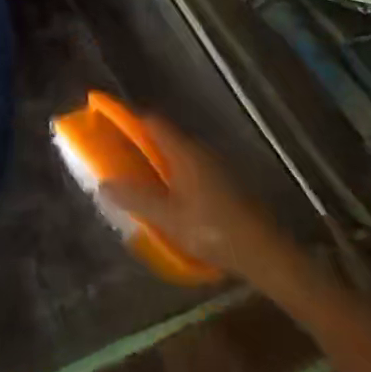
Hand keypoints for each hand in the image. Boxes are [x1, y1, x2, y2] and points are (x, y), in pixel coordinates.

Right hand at [100, 115, 305, 285]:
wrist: (266, 253)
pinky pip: (189, 165)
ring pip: (178, 151)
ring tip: (136, 173)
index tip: (107, 121)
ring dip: (156, 156)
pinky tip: (166, 193)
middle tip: (117, 151)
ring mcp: (215, 165)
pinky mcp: (224, 182)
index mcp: (184, 152)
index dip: (129, 118)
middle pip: (164, 134)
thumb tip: (104, 184)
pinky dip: (172, 171)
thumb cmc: (213, 230)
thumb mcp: (167, 218)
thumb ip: (135, 199)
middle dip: (140, 139)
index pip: (152, 121)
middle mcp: (199, 151)